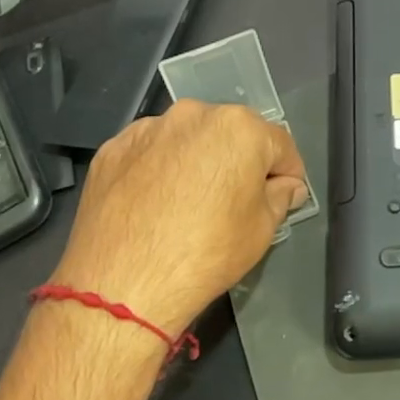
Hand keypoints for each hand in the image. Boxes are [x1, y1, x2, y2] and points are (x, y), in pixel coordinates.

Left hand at [52, 100, 307, 333]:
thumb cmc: (207, 253)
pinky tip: (154, 204)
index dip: (286, 172)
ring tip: (187, 203)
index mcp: (239, 127)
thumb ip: (280, 197)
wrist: (123, 284)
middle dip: (238, 160)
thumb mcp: (262, 230)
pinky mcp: (112, 149)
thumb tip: (286, 185)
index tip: (282, 196)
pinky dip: (156, 169)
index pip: (278, 144)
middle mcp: (194, 115)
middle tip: (234, 201)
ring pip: (186, 139)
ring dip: (195, 160)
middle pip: (229, 134)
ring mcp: (148, 129)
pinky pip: (148, 153)